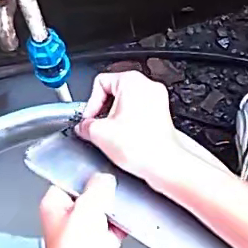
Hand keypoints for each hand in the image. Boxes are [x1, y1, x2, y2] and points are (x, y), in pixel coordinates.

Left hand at [40, 173, 124, 247]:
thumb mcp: (85, 212)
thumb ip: (96, 190)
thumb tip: (104, 178)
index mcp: (53, 206)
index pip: (68, 177)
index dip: (85, 172)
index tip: (102, 166)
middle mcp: (67, 218)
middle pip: (89, 193)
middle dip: (103, 191)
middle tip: (116, 185)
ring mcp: (85, 233)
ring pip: (104, 210)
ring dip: (115, 208)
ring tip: (125, 202)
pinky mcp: (102, 247)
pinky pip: (116, 226)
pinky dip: (124, 223)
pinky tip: (132, 219)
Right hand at [77, 71, 219, 194]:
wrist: (165, 166)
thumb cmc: (141, 147)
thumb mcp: (99, 133)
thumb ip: (84, 125)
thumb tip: (82, 126)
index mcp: (131, 81)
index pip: (100, 83)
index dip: (91, 103)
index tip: (90, 119)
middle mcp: (147, 85)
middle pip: (113, 91)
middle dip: (103, 111)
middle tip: (100, 127)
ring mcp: (157, 99)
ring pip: (126, 102)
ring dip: (116, 117)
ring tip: (115, 134)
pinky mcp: (162, 113)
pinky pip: (138, 111)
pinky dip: (130, 123)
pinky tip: (126, 138)